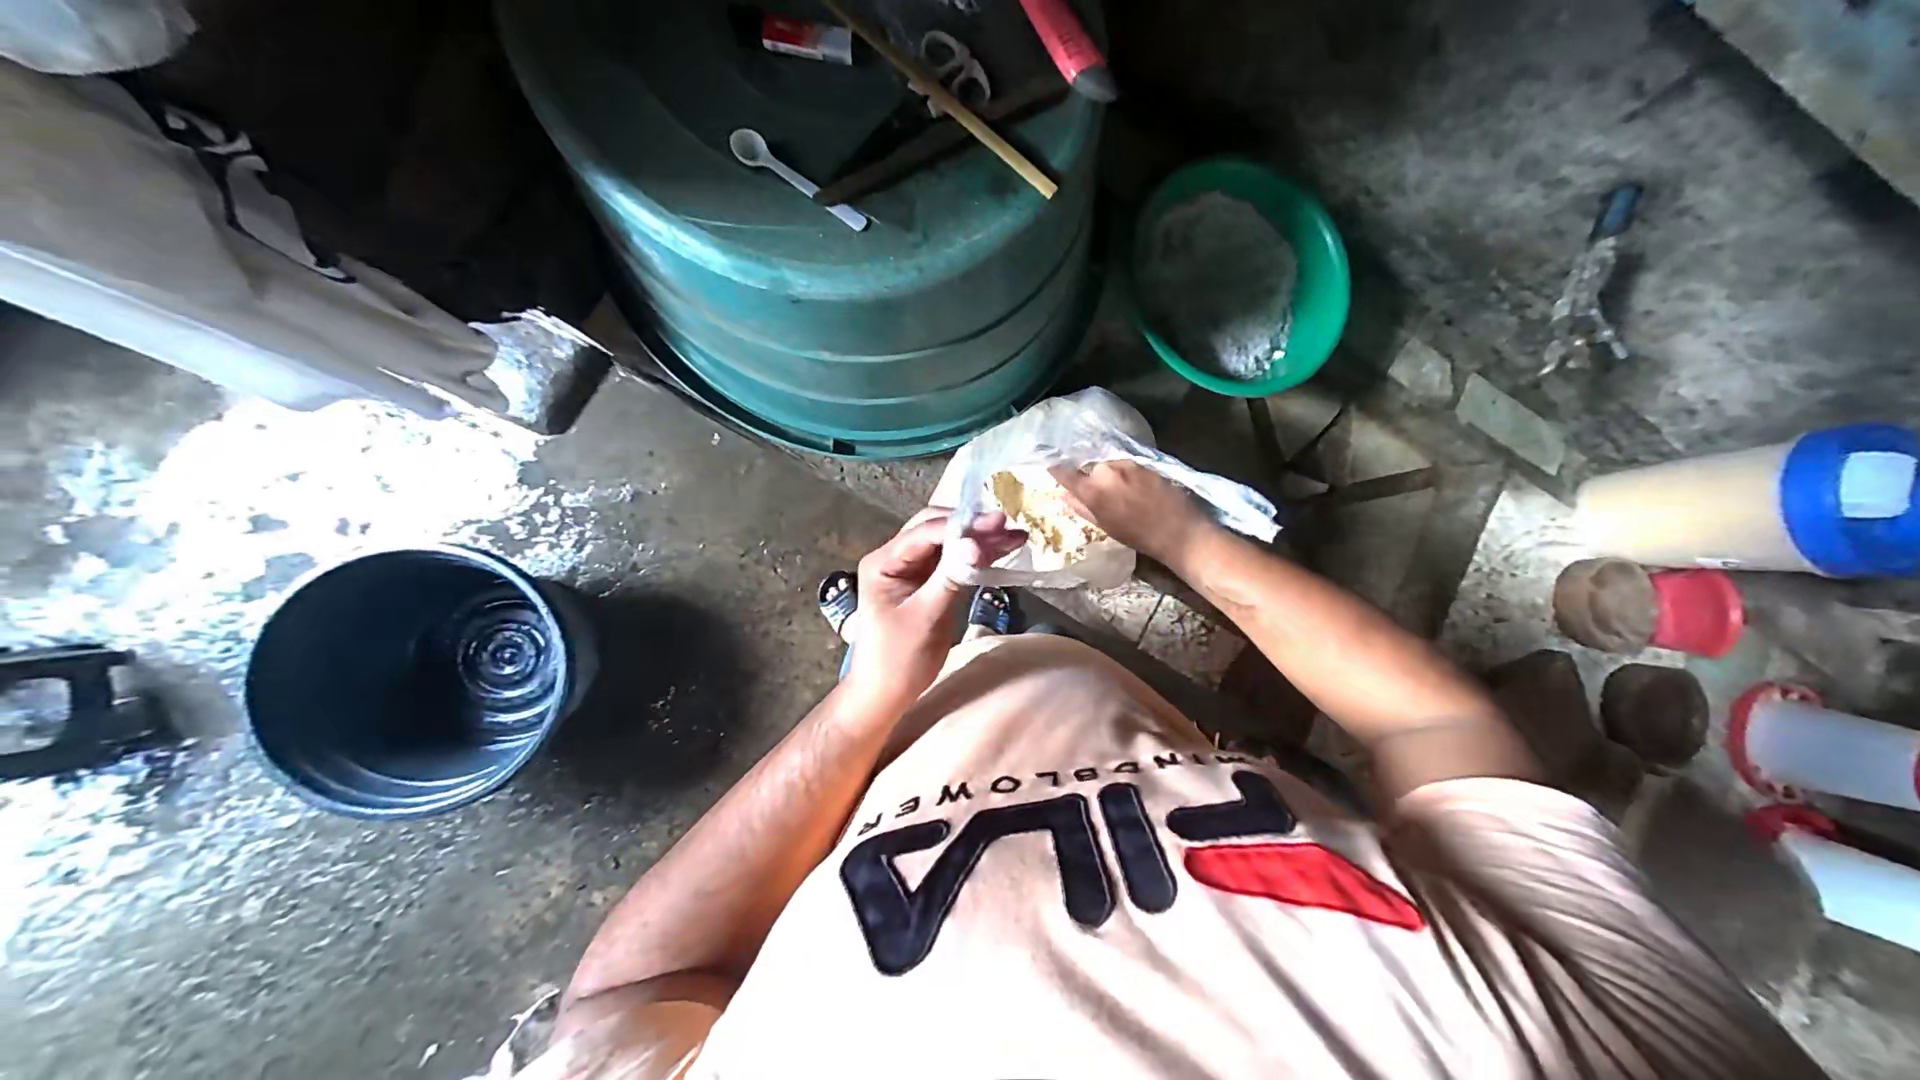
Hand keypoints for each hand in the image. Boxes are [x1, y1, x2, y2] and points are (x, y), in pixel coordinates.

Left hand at [844, 509, 1026, 707]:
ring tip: (1014, 536)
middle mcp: (896, 559)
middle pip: (936, 529)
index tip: (996, 523)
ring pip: (948, 544)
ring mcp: (913, 571)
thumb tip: (977, 545)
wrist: (885, 695)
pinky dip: (977, 557)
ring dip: (979, 540)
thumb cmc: (897, 660)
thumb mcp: (925, 618)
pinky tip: (1003, 551)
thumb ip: (950, 578)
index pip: (925, 532)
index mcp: (883, 562)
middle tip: (1007, 526)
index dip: (962, 525)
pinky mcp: (929, 584)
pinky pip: (954, 562)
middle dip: (972, 527)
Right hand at [1049, 461, 1214, 564]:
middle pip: (1091, 469)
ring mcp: (1128, 465)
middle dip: (1092, 479)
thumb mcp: (1105, 525)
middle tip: (1101, 496)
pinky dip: (1126, 476)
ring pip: (1110, 467)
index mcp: (1093, 489)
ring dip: (1111, 477)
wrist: (1178, 531)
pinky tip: (1136, 491)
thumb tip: (1064, 496)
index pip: (1066, 473)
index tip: (1051, 468)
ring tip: (1122, 495)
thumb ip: (1082, 508)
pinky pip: (1127, 467)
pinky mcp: (1145, 464)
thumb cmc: (1137, 535)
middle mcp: (1107, 471)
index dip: (1057, 471)